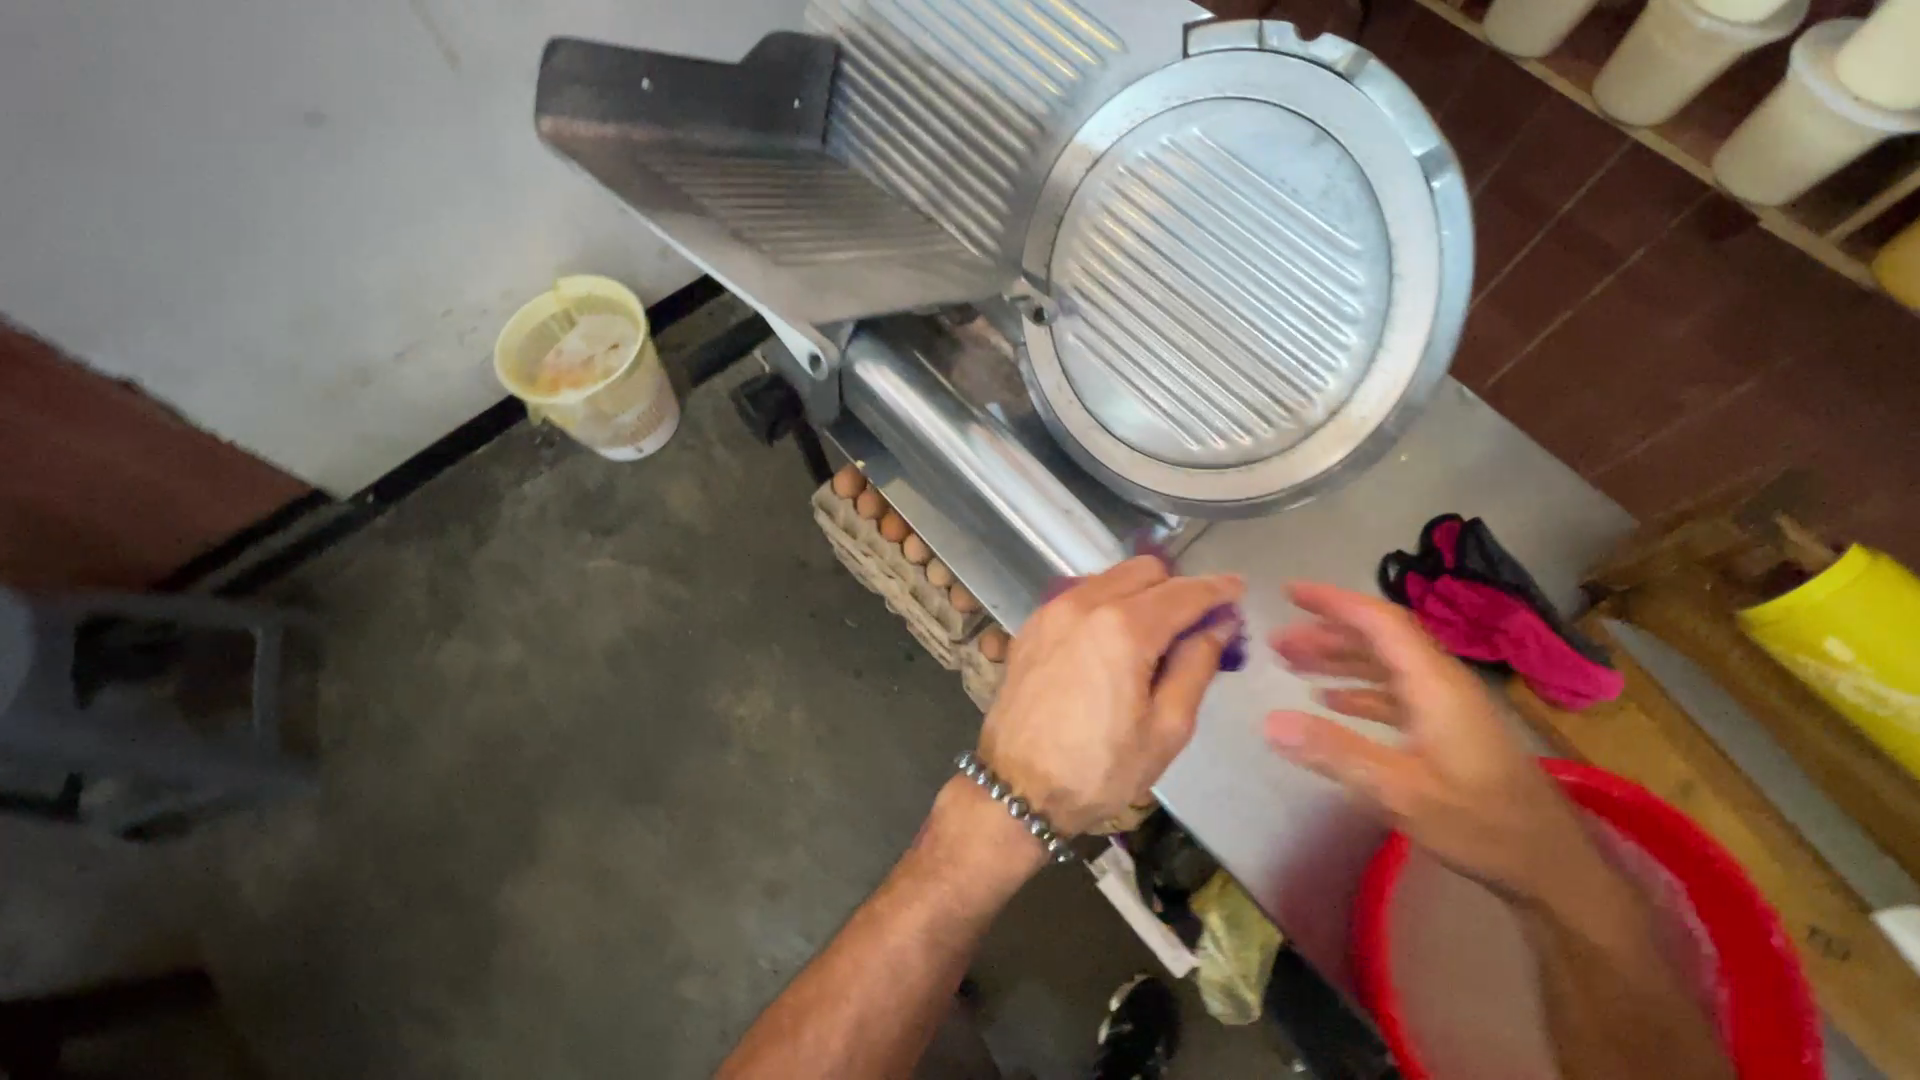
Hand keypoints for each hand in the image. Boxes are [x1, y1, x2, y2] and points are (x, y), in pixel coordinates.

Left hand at [979, 556, 1243, 836]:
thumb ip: (1196, 666)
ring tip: (1157, 635)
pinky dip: (1107, 605)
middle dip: (1177, 588)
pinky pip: (1080, 597)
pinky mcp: (1031, 627)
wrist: (1018, 790)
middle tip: (1196, 624)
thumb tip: (1217, 625)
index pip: (1183, 592)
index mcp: (1122, 628)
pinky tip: (1115, 642)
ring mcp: (1051, 612)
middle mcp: (1083, 604)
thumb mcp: (1166, 728)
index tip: (1238, 590)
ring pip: (1110, 579)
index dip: (1217, 589)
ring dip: (1141, 594)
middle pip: (1145, 571)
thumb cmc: (1099, 769)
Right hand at [1263, 582, 1597, 902]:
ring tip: (1292, 664)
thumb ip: (1334, 752)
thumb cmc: (1480, 824)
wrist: (1550, 863)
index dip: (1334, 602)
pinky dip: (1359, 689)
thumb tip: (1270, 721)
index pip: (1380, 622)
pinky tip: (1330, 700)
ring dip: (1339, 659)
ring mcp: (1447, 706)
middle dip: (1326, 633)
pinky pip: (1396, 692)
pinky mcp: (1449, 729)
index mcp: (1433, 685)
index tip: (1290, 592)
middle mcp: (1441, 683)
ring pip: (1386, 665)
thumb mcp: (1400, 792)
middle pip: (1379, 639)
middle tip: (1277, 640)